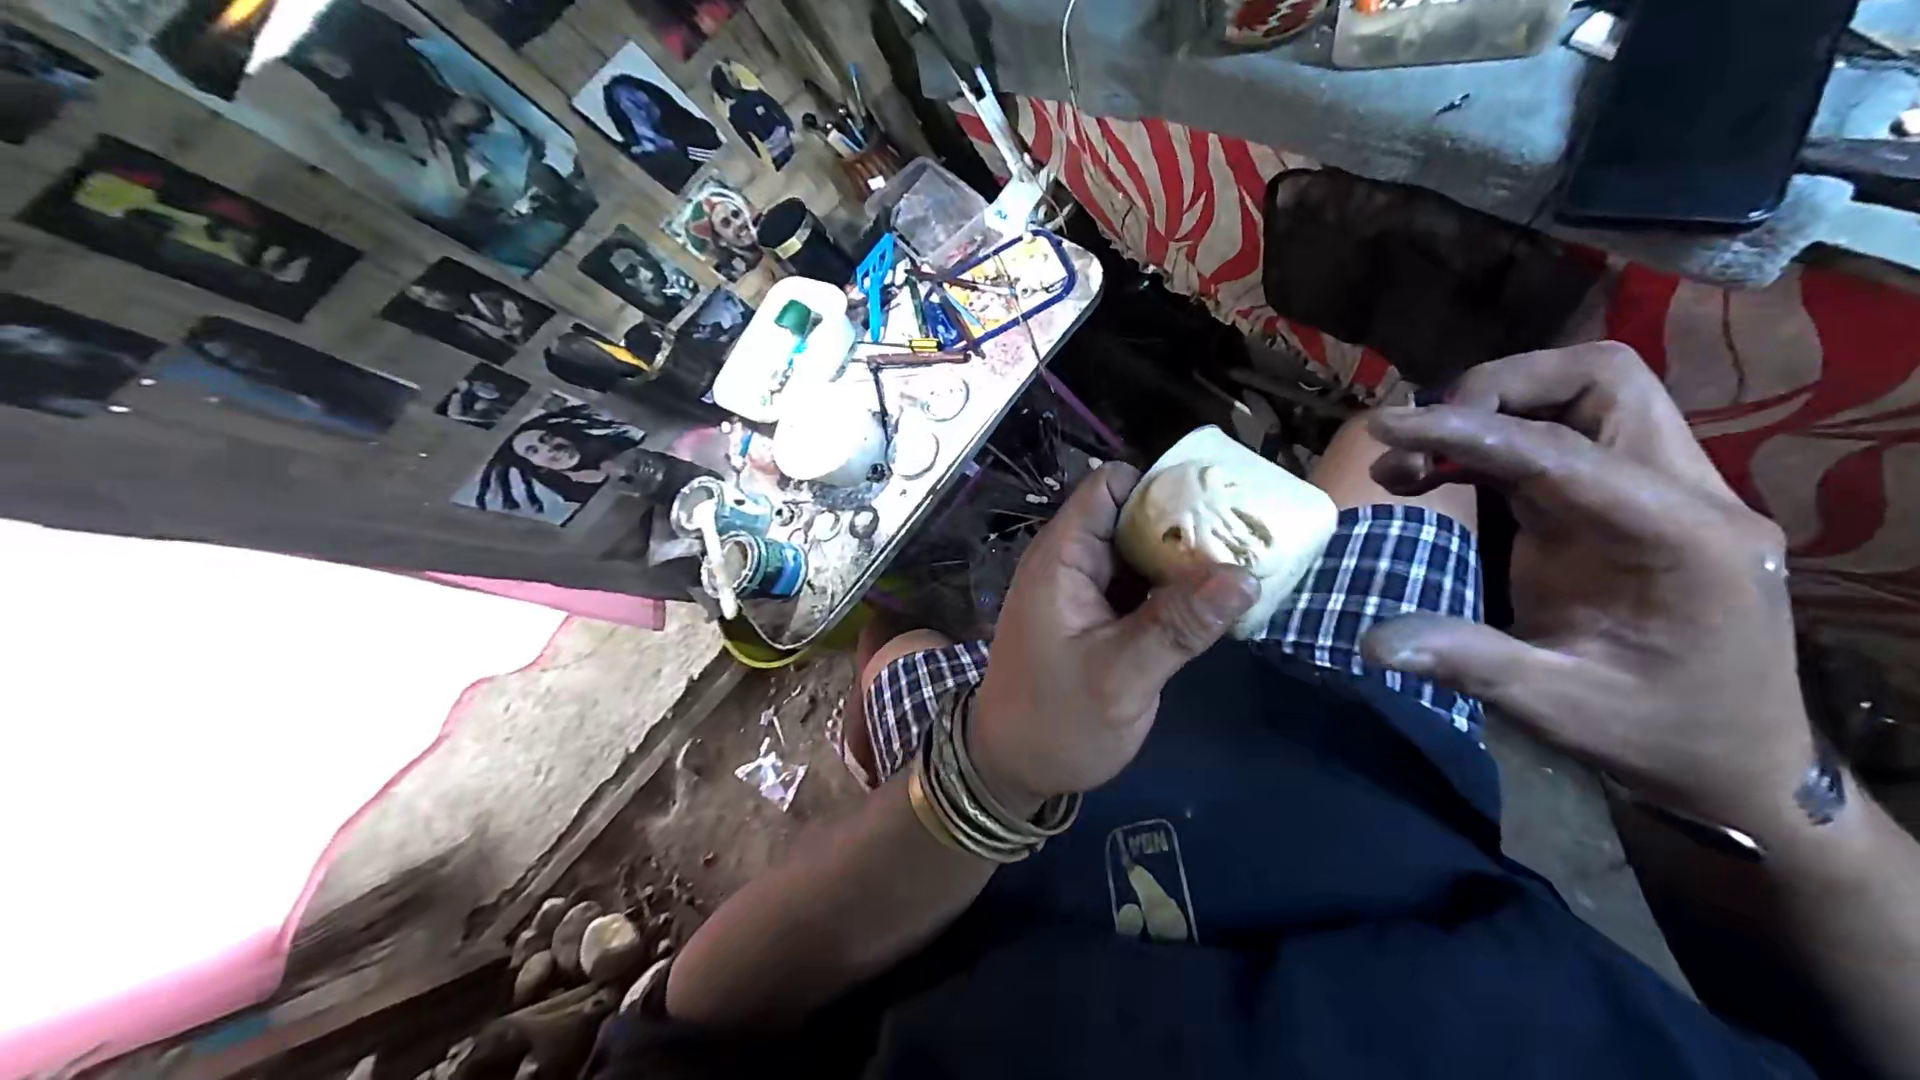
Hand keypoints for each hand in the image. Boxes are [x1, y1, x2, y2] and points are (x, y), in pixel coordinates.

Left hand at [971, 464, 1259, 807]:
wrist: (1013, 767)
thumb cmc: (1056, 722)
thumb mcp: (1122, 677)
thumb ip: (1179, 625)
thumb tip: (1245, 574)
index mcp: (1062, 558)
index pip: (1109, 487)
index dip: (1161, 487)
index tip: (1218, 507)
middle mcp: (1071, 562)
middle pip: (1132, 516)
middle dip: (1186, 525)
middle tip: (1249, 542)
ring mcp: (1084, 590)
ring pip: (1140, 553)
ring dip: (1184, 561)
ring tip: (1245, 568)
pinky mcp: (1098, 617)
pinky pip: (1140, 587)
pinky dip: (1172, 590)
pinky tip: (1213, 604)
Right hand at [1360, 343, 1816, 840]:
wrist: (1731, 753)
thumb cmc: (1657, 732)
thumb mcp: (1559, 707)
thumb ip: (1471, 662)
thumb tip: (1373, 643)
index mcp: (1680, 538)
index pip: (1561, 448)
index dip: (1465, 430)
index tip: (1385, 428)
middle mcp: (1679, 495)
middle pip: (1598, 379)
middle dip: (1495, 391)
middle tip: (1418, 440)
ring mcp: (1652, 492)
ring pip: (1581, 393)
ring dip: (1492, 408)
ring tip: (1416, 459)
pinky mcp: (1617, 502)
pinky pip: (1553, 437)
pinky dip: (1488, 441)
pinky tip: (1437, 474)